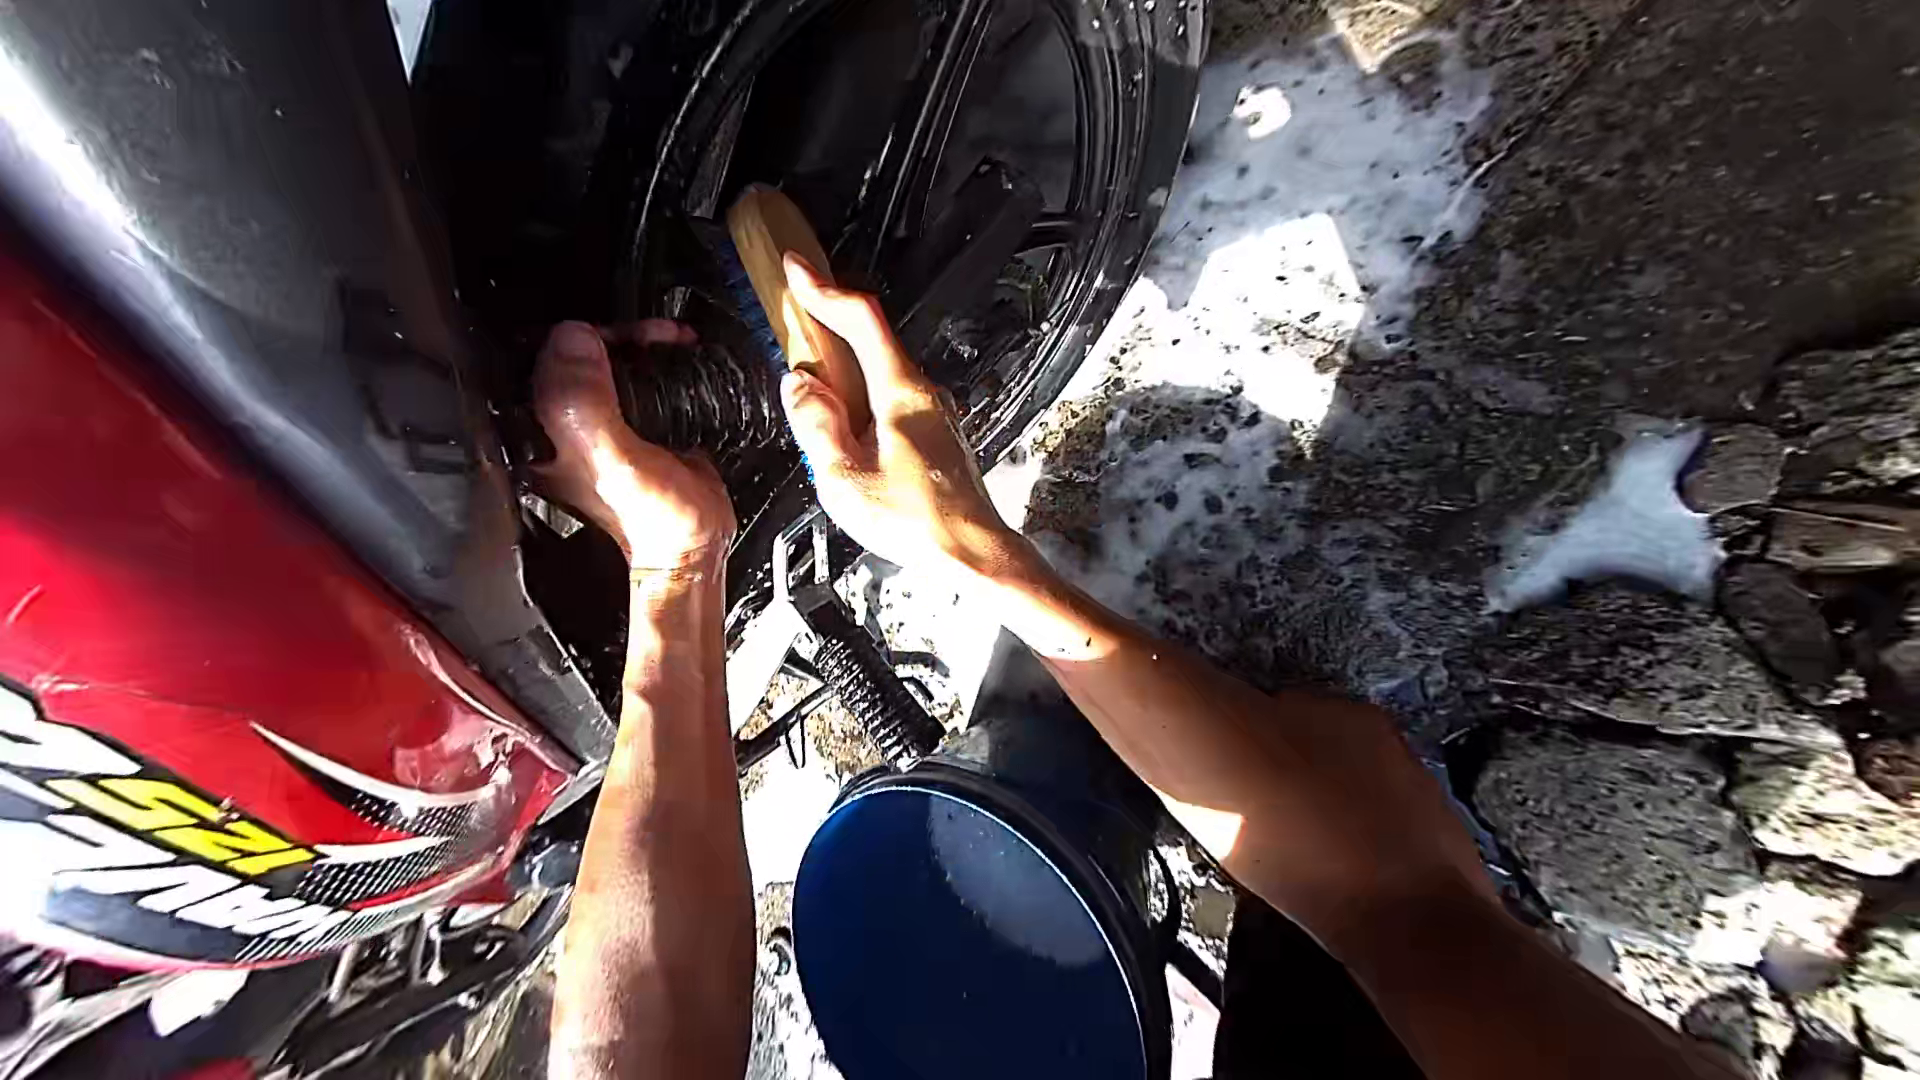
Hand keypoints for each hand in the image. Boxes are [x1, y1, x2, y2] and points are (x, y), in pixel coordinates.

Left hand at [532, 321, 735, 570]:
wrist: (697, 546)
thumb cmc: (655, 522)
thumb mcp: (617, 462)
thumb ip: (587, 404)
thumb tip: (573, 338)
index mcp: (546, 436)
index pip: (544, 363)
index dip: (577, 337)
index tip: (616, 335)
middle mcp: (572, 428)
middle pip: (582, 357)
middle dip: (619, 337)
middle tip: (655, 336)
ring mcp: (611, 428)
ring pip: (615, 366)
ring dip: (644, 346)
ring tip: (673, 342)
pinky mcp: (647, 430)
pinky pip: (647, 383)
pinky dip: (664, 364)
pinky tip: (681, 359)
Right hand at [778, 256, 1021, 577]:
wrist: (970, 552)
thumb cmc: (918, 521)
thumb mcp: (844, 476)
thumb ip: (816, 424)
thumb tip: (801, 387)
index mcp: (901, 393)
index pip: (862, 320)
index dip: (826, 290)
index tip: (800, 272)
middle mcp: (925, 396)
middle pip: (872, 346)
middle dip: (830, 339)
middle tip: (798, 347)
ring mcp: (935, 416)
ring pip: (882, 378)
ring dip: (847, 381)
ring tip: (819, 412)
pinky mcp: (937, 437)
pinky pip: (894, 404)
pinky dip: (866, 406)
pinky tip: (852, 439)